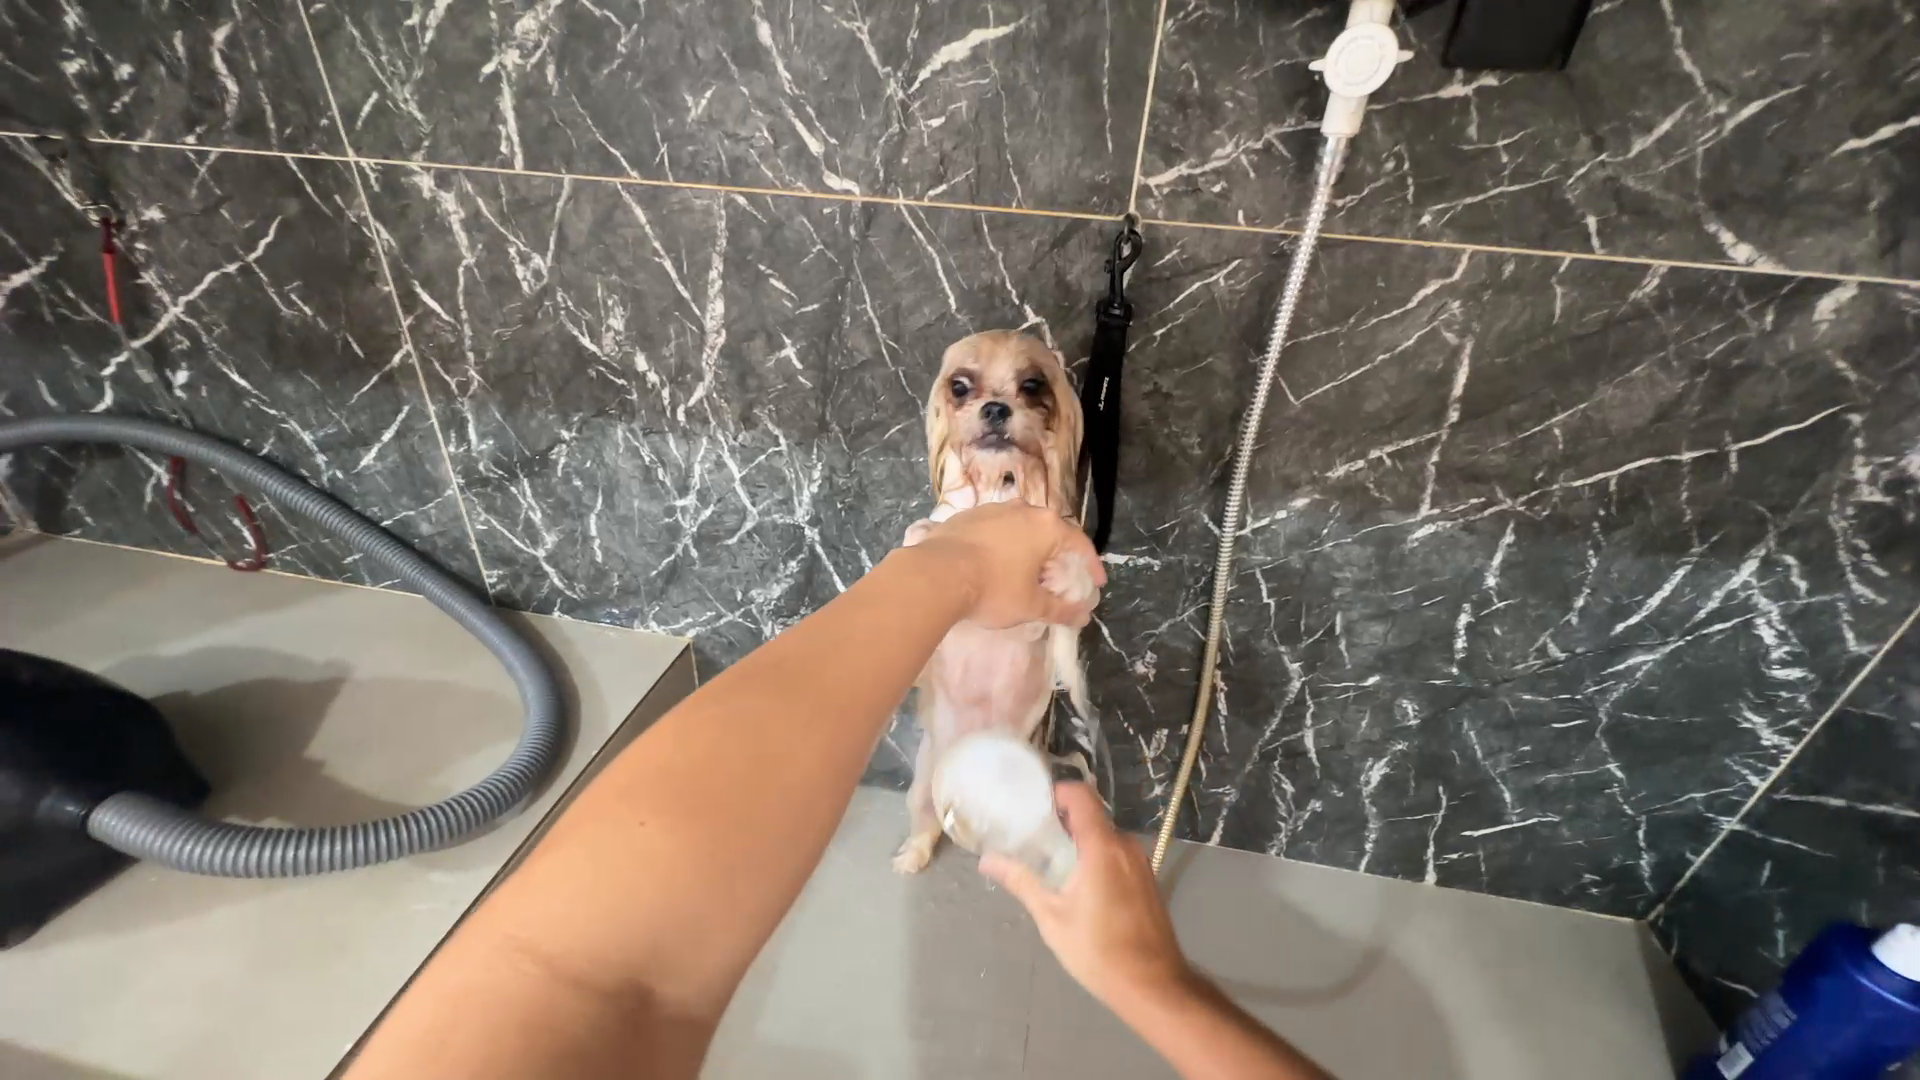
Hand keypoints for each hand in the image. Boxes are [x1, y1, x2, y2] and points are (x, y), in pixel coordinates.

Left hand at [905, 501, 1104, 629]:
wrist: (936, 574)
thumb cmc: (993, 588)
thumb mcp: (1031, 605)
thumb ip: (1060, 609)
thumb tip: (1082, 616)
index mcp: (1045, 526)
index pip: (1079, 543)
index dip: (1090, 565)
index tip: (1096, 583)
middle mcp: (1022, 509)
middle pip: (1049, 531)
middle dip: (1057, 556)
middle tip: (1057, 580)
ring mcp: (992, 509)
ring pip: (1020, 528)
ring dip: (1027, 548)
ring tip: (1024, 572)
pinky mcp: (966, 516)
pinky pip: (994, 530)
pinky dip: (1001, 546)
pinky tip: (993, 565)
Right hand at [980, 783, 1189, 1007]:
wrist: (1154, 987)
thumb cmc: (1099, 951)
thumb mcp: (1051, 917)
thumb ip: (1021, 881)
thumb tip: (987, 860)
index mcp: (1102, 845)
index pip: (1080, 794)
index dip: (1055, 792)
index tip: (1032, 808)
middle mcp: (1124, 844)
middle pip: (1090, 813)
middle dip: (1062, 821)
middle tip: (1034, 838)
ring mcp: (1140, 860)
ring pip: (1104, 834)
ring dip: (1079, 841)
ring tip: (1052, 863)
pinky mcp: (1147, 877)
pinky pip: (1116, 852)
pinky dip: (1096, 856)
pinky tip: (1080, 883)